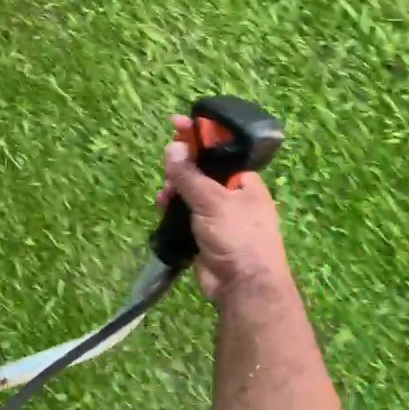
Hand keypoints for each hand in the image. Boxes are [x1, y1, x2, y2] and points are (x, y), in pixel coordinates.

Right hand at [157, 114, 291, 304]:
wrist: (244, 287)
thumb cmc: (238, 237)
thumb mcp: (212, 200)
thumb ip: (189, 174)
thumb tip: (174, 147)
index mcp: (245, 183)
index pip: (220, 150)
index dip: (200, 135)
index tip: (176, 122)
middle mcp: (233, 196)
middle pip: (201, 170)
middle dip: (181, 167)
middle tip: (168, 172)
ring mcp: (219, 215)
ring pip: (189, 191)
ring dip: (174, 190)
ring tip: (164, 198)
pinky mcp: (205, 233)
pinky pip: (184, 212)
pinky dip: (172, 208)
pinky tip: (163, 210)